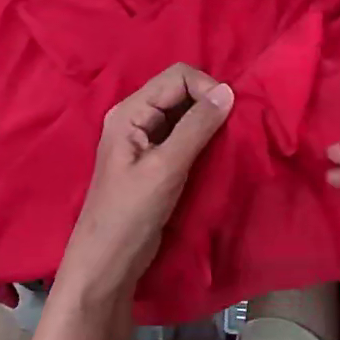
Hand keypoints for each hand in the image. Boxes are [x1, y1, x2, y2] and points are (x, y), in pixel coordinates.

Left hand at [55, 63, 233, 311]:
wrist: (108, 263)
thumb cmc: (130, 215)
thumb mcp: (166, 168)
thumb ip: (196, 127)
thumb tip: (229, 91)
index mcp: (130, 112)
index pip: (178, 76)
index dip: (207, 88)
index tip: (228, 115)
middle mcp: (135, 117)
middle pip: (180, 90)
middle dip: (209, 102)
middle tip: (232, 128)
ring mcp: (144, 138)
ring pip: (184, 111)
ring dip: (208, 120)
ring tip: (228, 140)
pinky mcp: (155, 158)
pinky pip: (184, 133)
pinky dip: (203, 136)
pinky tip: (216, 152)